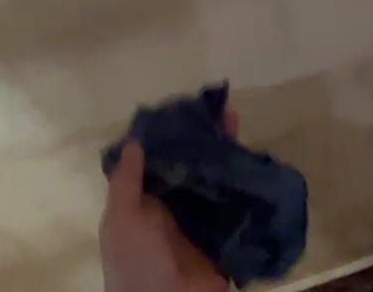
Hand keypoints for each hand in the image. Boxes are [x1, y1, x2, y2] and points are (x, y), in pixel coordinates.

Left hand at [100, 106, 240, 291]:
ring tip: (236, 118)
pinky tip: (251, 154)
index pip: (157, 160)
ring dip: (224, 149)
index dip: (170, 133)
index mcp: (144, 205)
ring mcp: (199, 217)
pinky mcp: (224, 228)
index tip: (186, 106)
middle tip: (220, 107)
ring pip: (213, 174)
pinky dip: (243, 176)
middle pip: (189, 162)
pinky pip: (234, 196)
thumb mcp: (121, 224)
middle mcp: (172, 207)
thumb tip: (135, 138)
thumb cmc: (139, 266)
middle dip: (203, 136)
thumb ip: (126, 183)